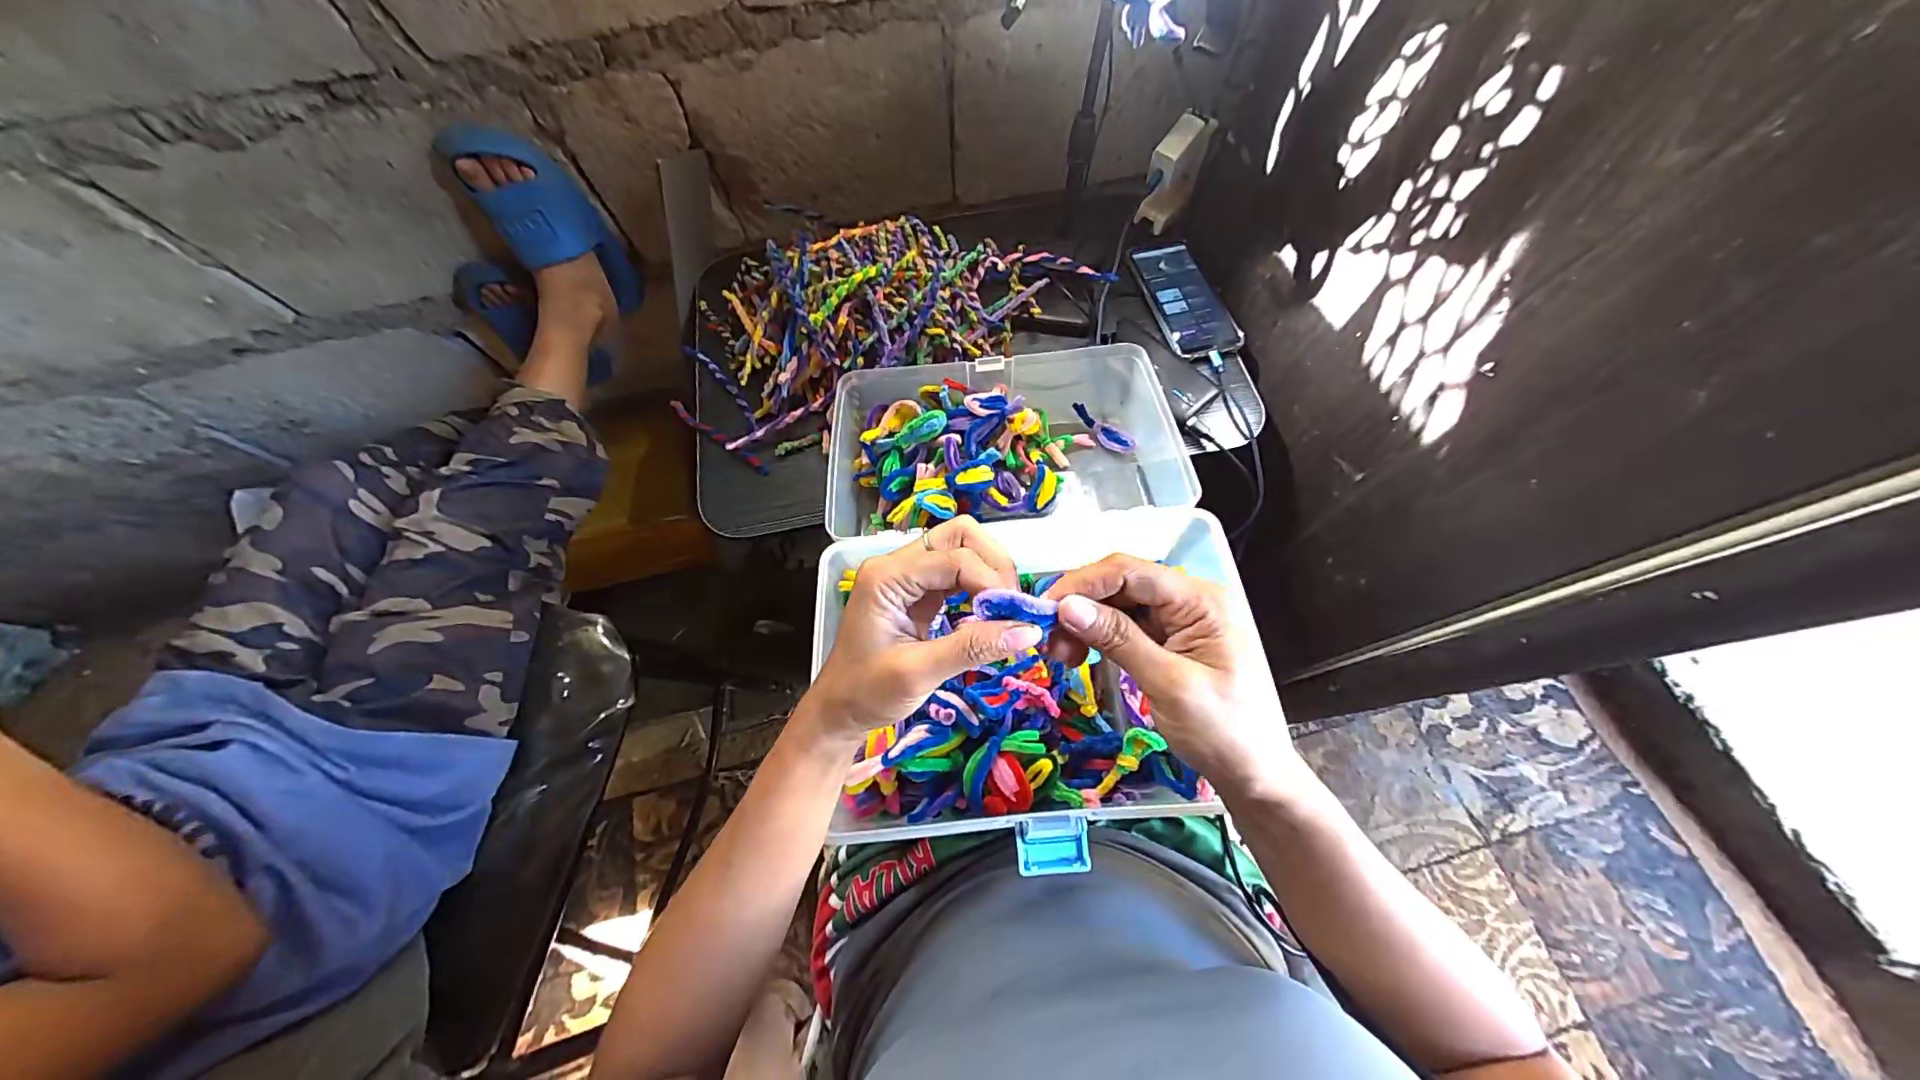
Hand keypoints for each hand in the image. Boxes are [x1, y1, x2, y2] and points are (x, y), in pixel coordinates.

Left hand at [809, 517, 1041, 739]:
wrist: (838, 711)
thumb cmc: (867, 693)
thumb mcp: (919, 673)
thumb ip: (972, 648)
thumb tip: (1028, 631)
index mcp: (887, 576)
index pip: (955, 558)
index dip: (991, 582)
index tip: (1015, 616)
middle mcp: (896, 565)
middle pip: (960, 536)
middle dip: (993, 565)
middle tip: (1011, 605)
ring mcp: (907, 576)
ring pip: (962, 549)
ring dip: (989, 575)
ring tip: (1004, 612)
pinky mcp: (918, 592)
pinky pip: (957, 575)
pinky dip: (979, 588)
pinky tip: (989, 615)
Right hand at [1042, 554, 1297, 796]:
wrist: (1254, 774)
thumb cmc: (1222, 732)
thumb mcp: (1167, 684)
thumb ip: (1118, 639)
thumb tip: (1068, 607)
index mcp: (1202, 600)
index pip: (1131, 571)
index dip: (1083, 583)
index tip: (1046, 608)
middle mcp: (1192, 599)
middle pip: (1122, 583)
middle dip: (1081, 605)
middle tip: (1050, 639)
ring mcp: (1182, 619)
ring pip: (1119, 604)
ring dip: (1086, 622)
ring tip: (1063, 654)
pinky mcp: (1171, 639)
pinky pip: (1127, 625)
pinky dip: (1100, 637)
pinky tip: (1081, 653)